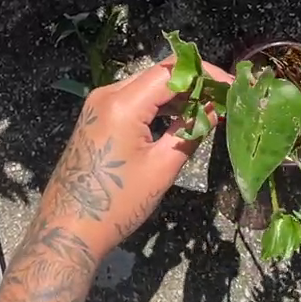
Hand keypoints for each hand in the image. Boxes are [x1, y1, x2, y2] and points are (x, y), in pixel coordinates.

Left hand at [39, 58, 229, 251]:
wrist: (68, 229)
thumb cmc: (118, 203)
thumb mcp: (162, 167)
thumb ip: (190, 131)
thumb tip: (215, 109)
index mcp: (122, 103)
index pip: (171, 72)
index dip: (205, 75)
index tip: (232, 85)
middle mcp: (107, 94)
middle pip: (158, 74)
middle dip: (194, 82)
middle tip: (224, 97)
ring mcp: (99, 104)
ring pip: (146, 86)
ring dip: (177, 94)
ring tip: (208, 108)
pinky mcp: (97, 116)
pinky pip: (133, 99)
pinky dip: (157, 105)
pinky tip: (179, 117)